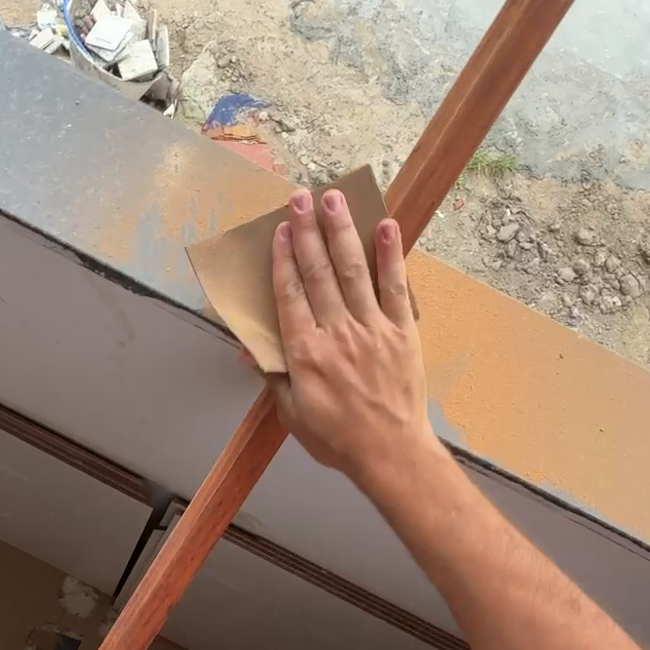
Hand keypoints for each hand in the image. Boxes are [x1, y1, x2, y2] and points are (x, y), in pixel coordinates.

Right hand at [268, 189, 439, 493]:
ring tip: (334, 199)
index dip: (284, 258)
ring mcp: (372, 329)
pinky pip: (395, 288)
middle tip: (300, 197)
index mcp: (306, 352)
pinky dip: (391, 256)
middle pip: (318, 273)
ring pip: (354, 271)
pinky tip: (386, 226)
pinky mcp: (401, 332)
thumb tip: (248, 351)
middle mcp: (336, 332)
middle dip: (308, 231)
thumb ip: (273, 377)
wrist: (390, 452)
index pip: (290, 294)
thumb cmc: (336, 438)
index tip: (282, 229)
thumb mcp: (292, 414)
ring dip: (342, 232)